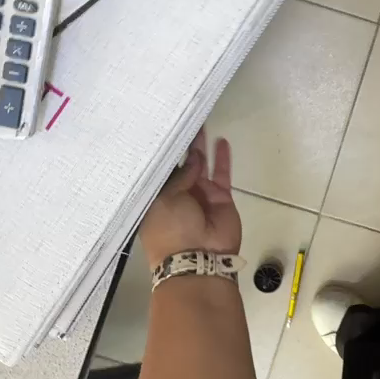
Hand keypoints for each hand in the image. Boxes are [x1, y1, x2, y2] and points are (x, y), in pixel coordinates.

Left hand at [138, 130, 241, 270]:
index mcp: (157, 199)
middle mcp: (178, 195)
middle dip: (182, 145)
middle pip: (181, 164)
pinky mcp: (221, 196)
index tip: (162, 131)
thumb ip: (179, 176)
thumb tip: (193, 158)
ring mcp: (201, 195)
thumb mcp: (165, 201)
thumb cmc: (171, 230)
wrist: (199, 258)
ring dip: (201, 146)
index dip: (162, 153)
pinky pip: (222, 173)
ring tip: (201, 123)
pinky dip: (222, 158)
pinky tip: (221, 141)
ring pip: (201, 164)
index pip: (160, 171)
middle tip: (183, 120)